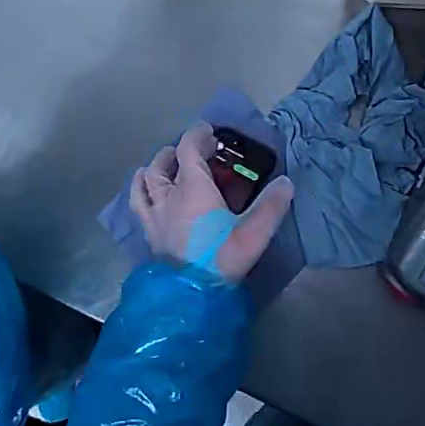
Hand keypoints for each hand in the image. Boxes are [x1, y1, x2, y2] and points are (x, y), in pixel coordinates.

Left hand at [129, 123, 293, 283]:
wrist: (190, 294)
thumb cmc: (221, 257)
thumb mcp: (254, 231)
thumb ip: (271, 205)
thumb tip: (286, 182)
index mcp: (192, 188)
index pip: (188, 149)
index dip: (197, 135)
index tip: (209, 131)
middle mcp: (168, 196)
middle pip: (162, 164)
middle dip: (176, 152)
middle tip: (190, 152)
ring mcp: (153, 215)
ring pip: (144, 182)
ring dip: (154, 169)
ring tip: (163, 167)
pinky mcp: (148, 234)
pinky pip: (138, 204)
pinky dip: (141, 191)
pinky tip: (147, 196)